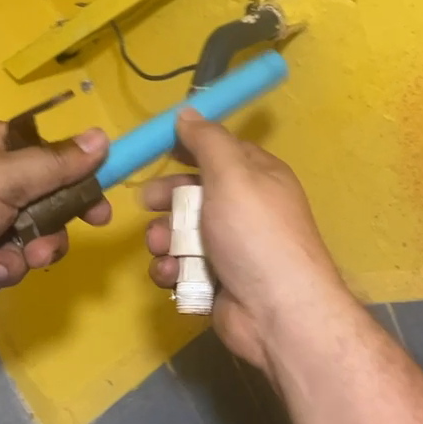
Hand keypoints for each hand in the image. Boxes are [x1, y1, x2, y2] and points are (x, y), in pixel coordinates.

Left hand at [0, 116, 111, 310]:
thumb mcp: (4, 176)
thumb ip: (58, 165)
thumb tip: (103, 135)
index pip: (50, 163)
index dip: (76, 189)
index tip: (97, 218)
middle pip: (38, 212)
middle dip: (41, 239)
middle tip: (36, 254)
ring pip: (14, 247)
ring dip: (9, 264)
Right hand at [143, 108, 349, 370]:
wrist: (276, 311)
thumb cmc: (255, 233)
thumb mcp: (232, 174)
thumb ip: (207, 141)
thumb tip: (188, 112)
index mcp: (258, 178)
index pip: (220, 152)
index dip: (189, 148)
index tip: (158, 149)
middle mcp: (246, 211)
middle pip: (195, 195)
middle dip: (167, 199)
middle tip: (146, 204)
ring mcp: (232, 250)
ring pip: (182, 235)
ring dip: (164, 239)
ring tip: (162, 248)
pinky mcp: (217, 284)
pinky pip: (183, 270)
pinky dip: (172, 272)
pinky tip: (171, 276)